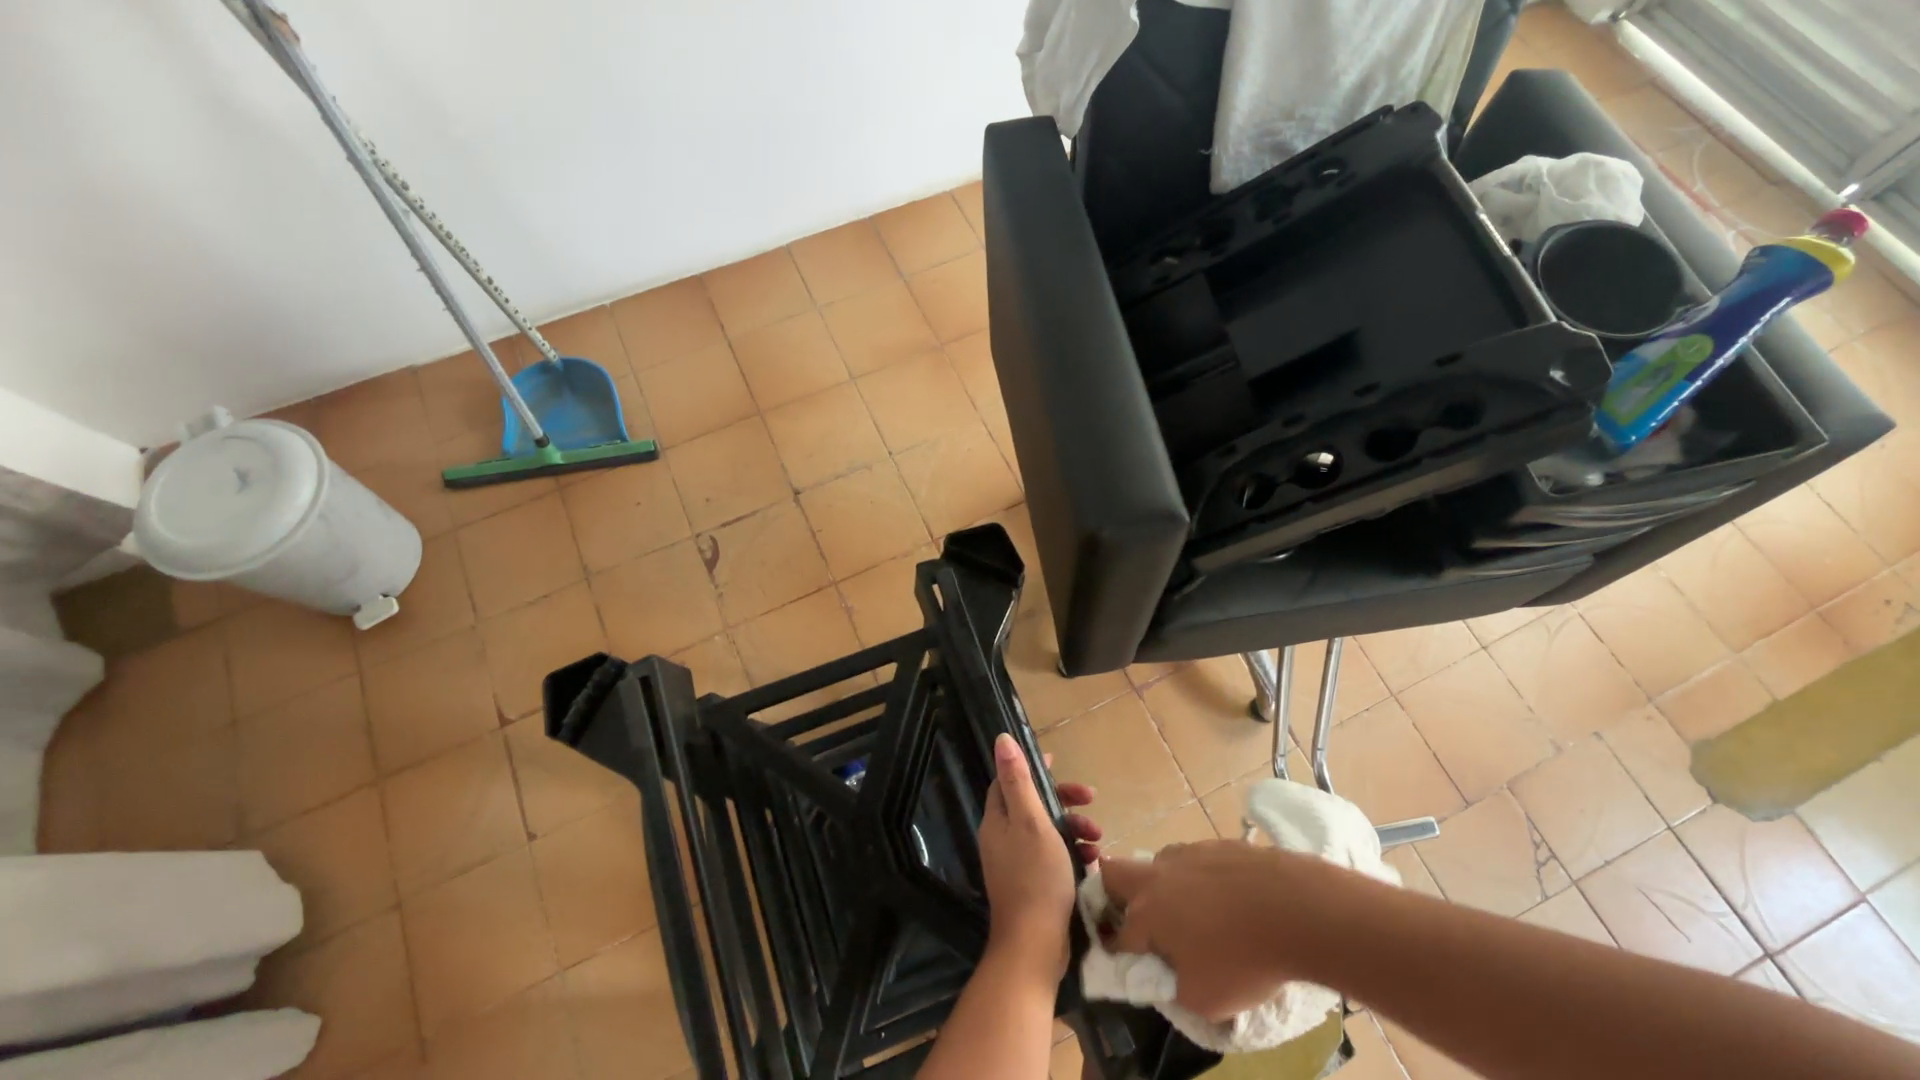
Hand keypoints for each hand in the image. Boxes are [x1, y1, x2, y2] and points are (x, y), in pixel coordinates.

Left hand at [977, 734, 1099, 979]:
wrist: (1035, 944)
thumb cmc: (1035, 877)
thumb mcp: (1031, 822)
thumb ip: (1018, 781)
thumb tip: (1001, 739)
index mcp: (997, 821)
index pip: (1008, 782)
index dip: (1031, 768)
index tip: (1056, 761)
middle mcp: (1002, 839)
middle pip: (1032, 806)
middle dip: (1064, 801)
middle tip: (1091, 799)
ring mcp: (1016, 864)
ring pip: (1048, 833)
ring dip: (1074, 829)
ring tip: (1098, 840)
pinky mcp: (1033, 885)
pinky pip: (1054, 858)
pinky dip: (1074, 855)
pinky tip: (1094, 863)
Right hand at [1101, 841, 1327, 1020]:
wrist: (1301, 910)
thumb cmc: (1246, 960)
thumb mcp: (1204, 1000)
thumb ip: (1173, 989)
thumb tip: (1168, 977)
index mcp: (1146, 914)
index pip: (1116, 936)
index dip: (1120, 954)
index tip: (1134, 966)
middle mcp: (1159, 876)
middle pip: (1115, 874)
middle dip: (1117, 897)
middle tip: (1145, 925)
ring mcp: (1190, 854)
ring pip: (1160, 865)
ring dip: (1166, 887)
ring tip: (1200, 915)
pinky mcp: (1221, 845)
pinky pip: (1199, 862)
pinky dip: (1206, 880)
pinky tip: (1233, 902)